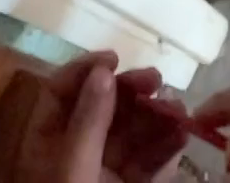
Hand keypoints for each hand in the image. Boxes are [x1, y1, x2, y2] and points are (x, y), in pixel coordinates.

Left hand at [15, 51, 183, 182]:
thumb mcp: (72, 170)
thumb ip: (88, 122)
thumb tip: (104, 72)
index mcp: (46, 143)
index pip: (61, 91)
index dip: (86, 69)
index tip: (117, 58)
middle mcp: (73, 153)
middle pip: (102, 107)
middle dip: (131, 91)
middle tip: (159, 81)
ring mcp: (102, 175)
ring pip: (130, 134)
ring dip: (156, 116)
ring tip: (180, 110)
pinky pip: (148, 165)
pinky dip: (166, 148)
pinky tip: (183, 136)